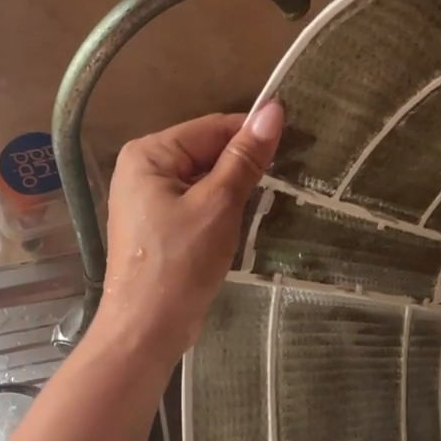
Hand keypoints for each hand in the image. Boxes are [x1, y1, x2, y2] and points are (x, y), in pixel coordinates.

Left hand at [89, 100, 283, 362]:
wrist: (146, 329)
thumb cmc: (179, 263)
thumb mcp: (218, 205)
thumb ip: (244, 158)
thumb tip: (273, 110)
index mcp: (148, 154)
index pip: (211, 128)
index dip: (253, 134)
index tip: (298, 141)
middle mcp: (142, 172)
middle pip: (205, 154)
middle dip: (244, 165)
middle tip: (293, 173)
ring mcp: (147, 204)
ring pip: (204, 184)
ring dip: (236, 191)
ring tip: (277, 198)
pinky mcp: (158, 232)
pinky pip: (196, 209)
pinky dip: (221, 213)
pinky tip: (247, 222)